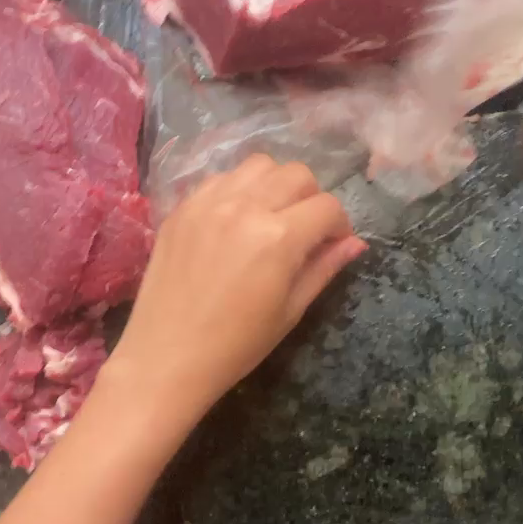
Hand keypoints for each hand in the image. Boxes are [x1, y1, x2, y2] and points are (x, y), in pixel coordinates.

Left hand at [103, 156, 364, 424]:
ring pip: (259, 166)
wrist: (167, 358)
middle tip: (305, 231)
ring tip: (270, 218)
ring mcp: (209, 202)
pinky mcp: (182, 207)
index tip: (334, 245)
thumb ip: (323, 269)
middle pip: (297, 174)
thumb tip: (355, 244)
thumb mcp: (289, 312)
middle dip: (311, 199)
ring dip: (275, 185)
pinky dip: (238, 190)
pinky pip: (221, 178)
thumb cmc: (236, 346)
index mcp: (279, 237)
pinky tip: (235, 223)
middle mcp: (245, 206)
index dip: (340, 226)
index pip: (327, 207)